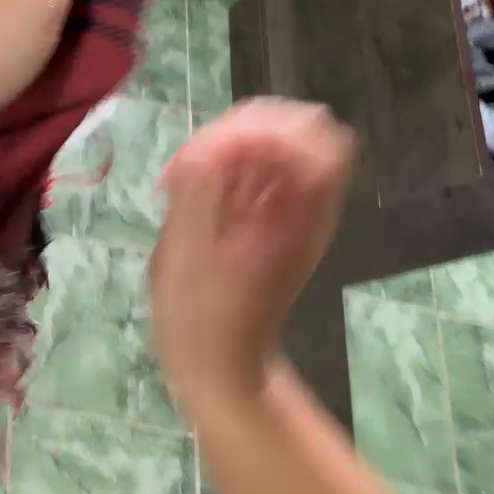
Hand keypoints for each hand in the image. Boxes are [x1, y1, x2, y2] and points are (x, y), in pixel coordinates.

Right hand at [149, 99, 355, 403]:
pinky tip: (194, 187)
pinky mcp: (269, 219)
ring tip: (186, 174)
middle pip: (296, 129)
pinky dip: (224, 165)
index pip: (305, 136)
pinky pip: (258, 170)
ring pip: (276, 144)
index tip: (201, 160)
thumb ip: (199, 191)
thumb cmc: (198, 314)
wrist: (221, 364)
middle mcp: (307, 205)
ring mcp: (291, 211)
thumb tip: (206, 144)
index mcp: (298, 213)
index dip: (250, 130)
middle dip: (237, 131)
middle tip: (191, 162)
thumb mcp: (186, 252)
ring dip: (227, 145)